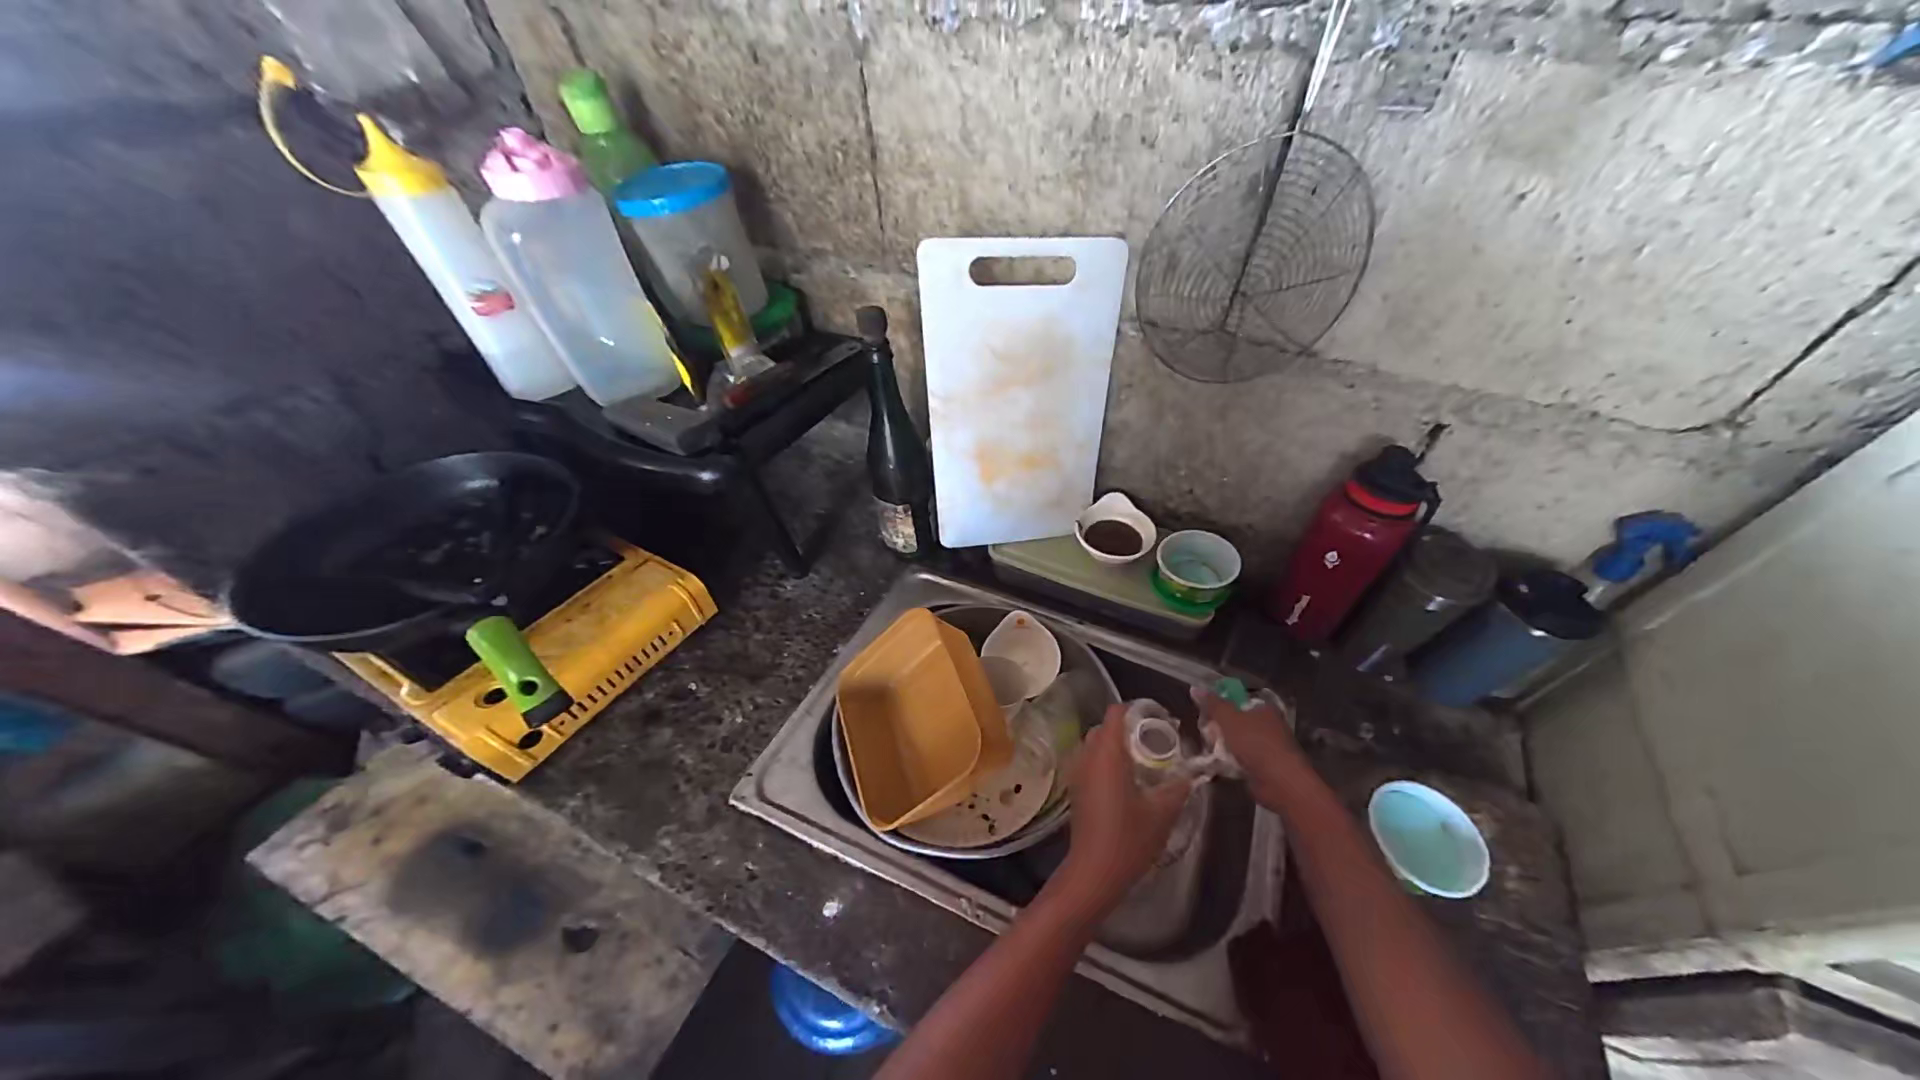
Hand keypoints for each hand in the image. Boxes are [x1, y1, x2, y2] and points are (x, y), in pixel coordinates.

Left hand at [1051, 707, 1191, 919]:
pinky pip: (1090, 762)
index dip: (1137, 710)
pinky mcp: (1075, 789)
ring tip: (1144, 762)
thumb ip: (1178, 786)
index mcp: (1107, 753)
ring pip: (1096, 745)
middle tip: (1156, 742)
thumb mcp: (1163, 812)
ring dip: (1116, 747)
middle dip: (1129, 729)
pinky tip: (1127, 782)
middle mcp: (1087, 756)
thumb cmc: (1129, 838)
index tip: (1159, 720)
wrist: (1094, 872)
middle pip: (1105, 727)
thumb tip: (1192, 773)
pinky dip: (1107, 763)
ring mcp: (1077, 772)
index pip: (1116, 712)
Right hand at [1194, 687, 1305, 811]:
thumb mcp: (1229, 719)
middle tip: (1205, 732)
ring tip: (1209, 749)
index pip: (1237, 699)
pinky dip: (1230, 760)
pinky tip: (1218, 763)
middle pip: (1235, 720)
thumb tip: (1195, 688)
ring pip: (1236, 740)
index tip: (1204, 711)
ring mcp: (1266, 746)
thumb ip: (1212, 704)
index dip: (1220, 703)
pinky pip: (1240, 758)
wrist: (1280, 782)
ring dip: (1222, 745)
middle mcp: (1267, 725)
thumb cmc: (1256, 744)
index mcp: (1263, 708)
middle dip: (1219, 727)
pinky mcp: (1263, 766)